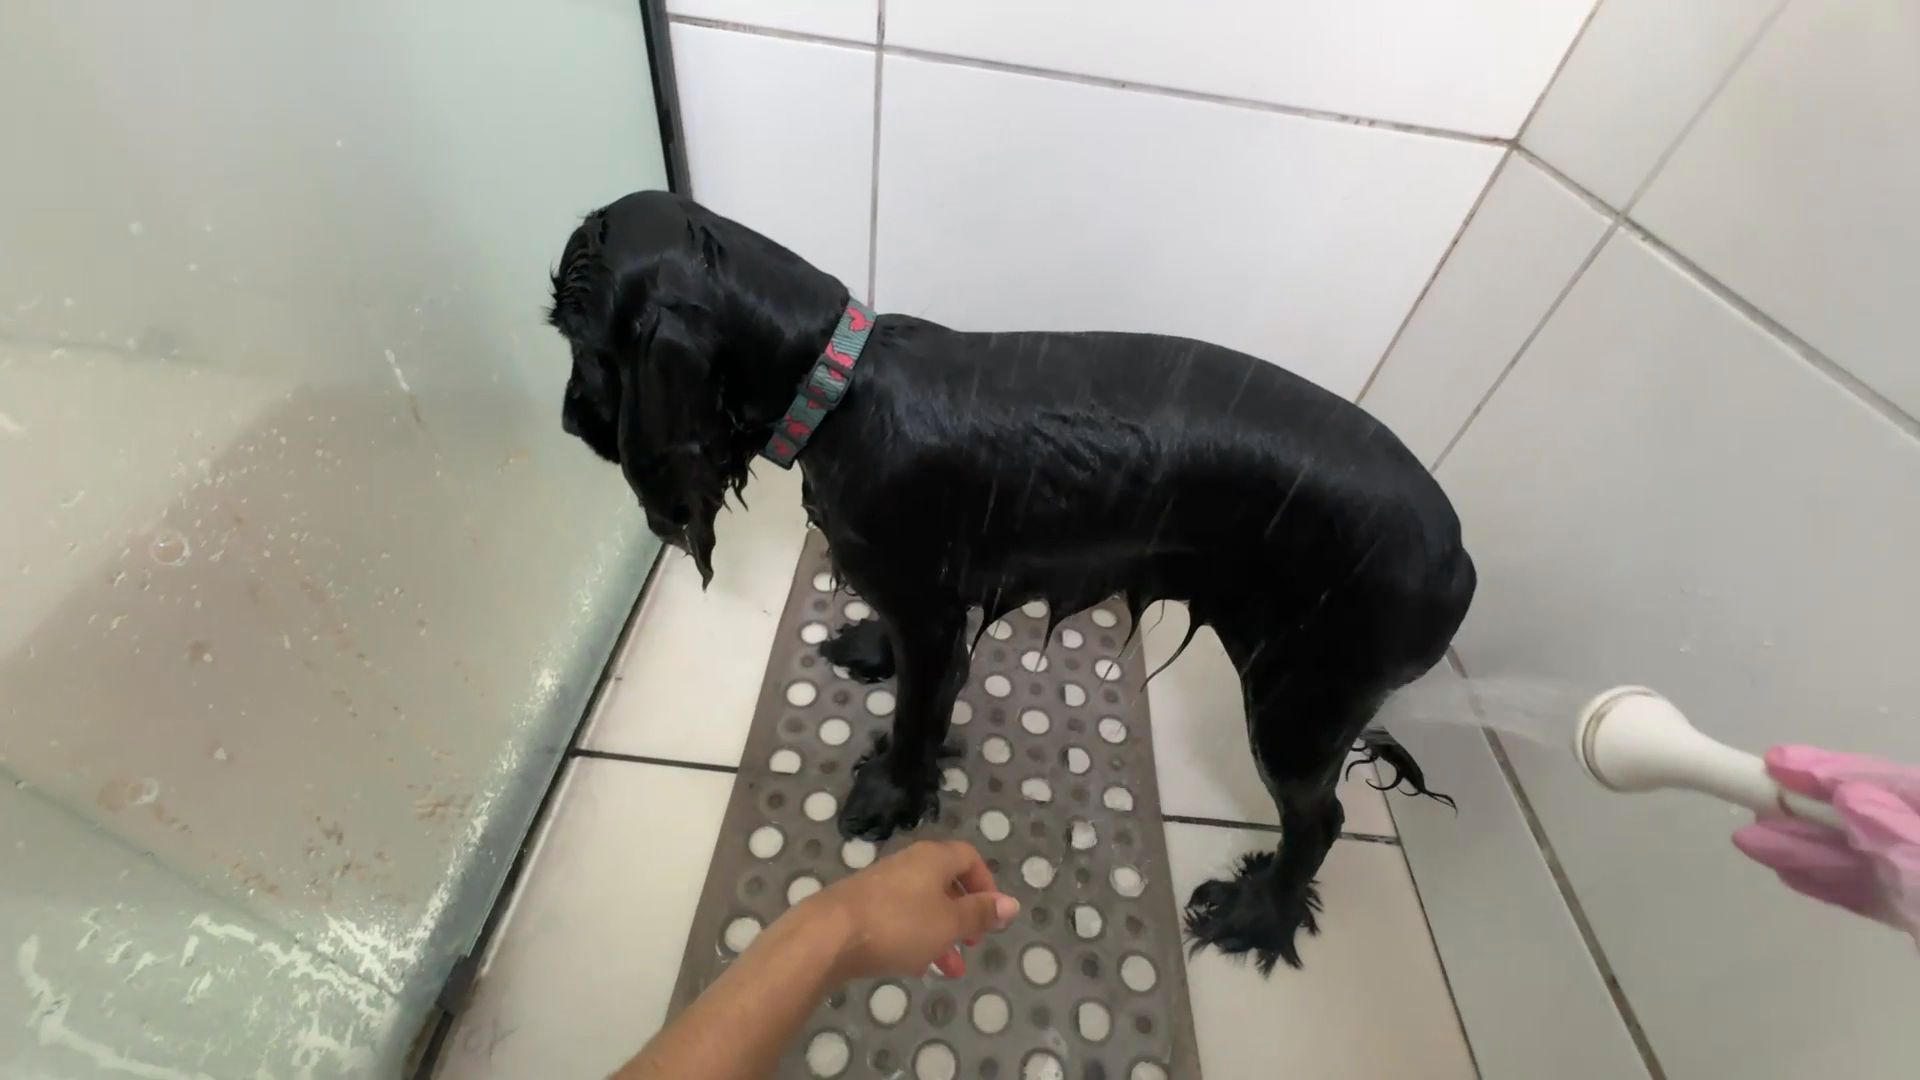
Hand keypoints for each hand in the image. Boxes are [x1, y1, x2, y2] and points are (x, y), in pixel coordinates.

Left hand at [809, 840, 1020, 979]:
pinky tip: (915, 965)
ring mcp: (885, 882)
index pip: (969, 858)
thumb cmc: (899, 924)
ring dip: (941, 933)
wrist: (830, 934)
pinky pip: (901, 915)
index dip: (985, 884)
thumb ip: (979, 914)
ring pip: (924, 903)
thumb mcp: (948, 923)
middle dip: (963, 915)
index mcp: (934, 858)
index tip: (991, 916)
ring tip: (949, 969)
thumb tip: (1011, 904)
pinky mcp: (864, 904)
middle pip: (946, 881)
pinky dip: (915, 936)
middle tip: (972, 944)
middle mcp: (911, 862)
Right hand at [1732, 745, 1919, 944]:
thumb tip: (1849, 797)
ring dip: (1809, 850)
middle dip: (1813, 816)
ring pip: (1872, 861)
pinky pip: (1880, 895)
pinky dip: (1834, 885)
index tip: (1778, 765)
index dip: (1841, 773)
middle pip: (1881, 821)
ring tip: (1751, 843)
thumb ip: (1902, 837)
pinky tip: (1789, 875)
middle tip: (1753, 804)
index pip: (1905, 788)